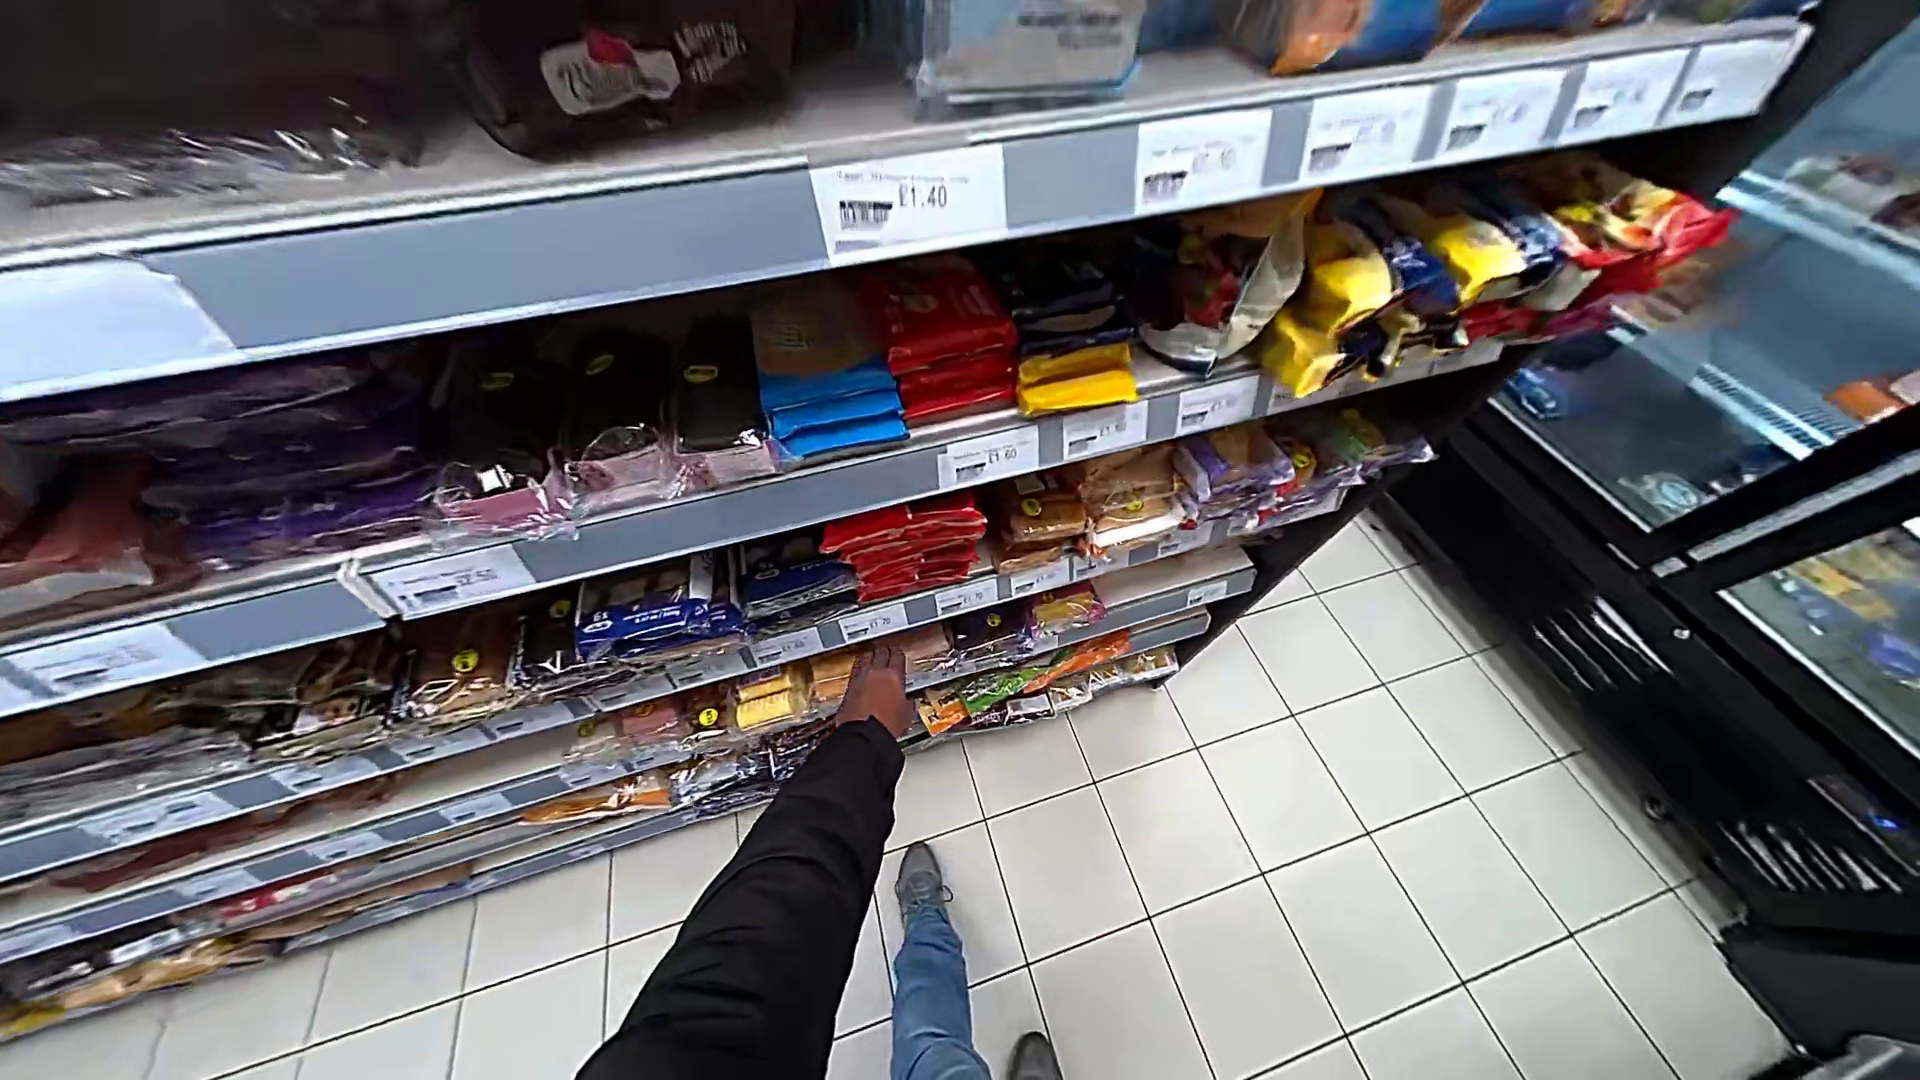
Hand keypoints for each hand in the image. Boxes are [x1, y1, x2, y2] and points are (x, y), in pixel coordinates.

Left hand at [834, 645, 913, 738]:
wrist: (864, 735)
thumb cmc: (885, 726)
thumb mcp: (906, 713)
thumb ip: (907, 702)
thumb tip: (909, 702)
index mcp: (894, 676)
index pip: (897, 656)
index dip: (898, 653)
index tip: (898, 653)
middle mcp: (876, 673)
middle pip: (880, 652)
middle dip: (884, 651)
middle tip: (886, 651)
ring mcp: (861, 678)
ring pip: (865, 657)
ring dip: (870, 655)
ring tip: (871, 655)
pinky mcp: (849, 686)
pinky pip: (855, 669)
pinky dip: (859, 667)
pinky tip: (860, 670)